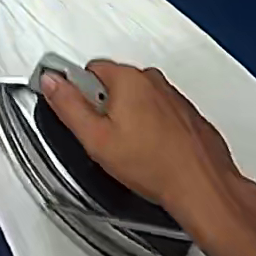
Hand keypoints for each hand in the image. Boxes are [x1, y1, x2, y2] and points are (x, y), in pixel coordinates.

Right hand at [40, 61, 255, 226]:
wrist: (202, 187)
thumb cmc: (156, 165)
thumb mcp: (96, 139)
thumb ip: (68, 105)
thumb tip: (52, 82)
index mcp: (128, 78)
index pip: (89, 69)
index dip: (78, 91)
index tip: (77, 110)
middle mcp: (152, 80)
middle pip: (113, 83)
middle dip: (104, 106)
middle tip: (103, 137)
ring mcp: (172, 96)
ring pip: (137, 98)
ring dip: (129, 116)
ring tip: (128, 149)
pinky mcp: (186, 113)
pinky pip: (159, 112)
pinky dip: (152, 126)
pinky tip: (150, 152)